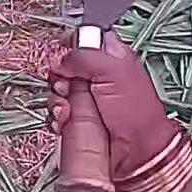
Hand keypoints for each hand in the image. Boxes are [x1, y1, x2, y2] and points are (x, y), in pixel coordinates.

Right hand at [47, 32, 178, 177]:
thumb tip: (62, 58)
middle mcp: (95, 76)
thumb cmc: (136, 112)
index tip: (64, 49)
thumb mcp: (115, 70)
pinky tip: (65, 120)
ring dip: (57, 99)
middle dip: (60, 76)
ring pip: (56, 89)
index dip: (72, 43)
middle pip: (63, 65)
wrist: (135, 152)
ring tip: (69, 108)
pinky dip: (55, 116)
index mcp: (110, 57)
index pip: (85, 39)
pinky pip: (54, 111)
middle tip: (68, 86)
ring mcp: (84, 98)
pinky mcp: (75, 119)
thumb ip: (87, 55)